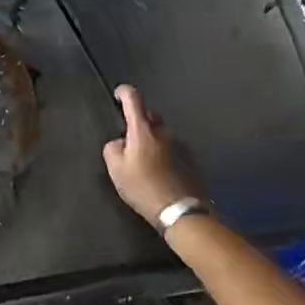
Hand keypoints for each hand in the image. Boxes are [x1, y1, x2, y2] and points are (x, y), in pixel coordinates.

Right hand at [102, 85, 204, 222]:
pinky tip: (158, 169)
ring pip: (162, 133)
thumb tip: (121, 143)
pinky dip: (163, 152)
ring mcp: (181, 145)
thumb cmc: (143, 188)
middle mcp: (164, 132)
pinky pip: (172, 147)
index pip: (134, 99)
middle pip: (150, 115)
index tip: (118, 94)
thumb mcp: (116, 169)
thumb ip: (113, 148)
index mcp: (143, 130)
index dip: (124, 92)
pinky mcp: (191, 159)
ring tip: (143, 158)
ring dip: (152, 138)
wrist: (182, 212)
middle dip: (139, 119)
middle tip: (128, 135)